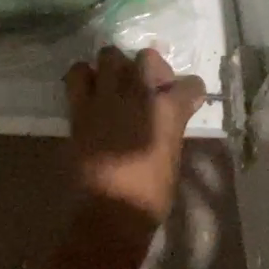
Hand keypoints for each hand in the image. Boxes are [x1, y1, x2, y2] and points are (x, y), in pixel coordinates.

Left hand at [63, 47, 205, 220]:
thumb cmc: (150, 194)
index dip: (190, 90)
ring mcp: (107, 98)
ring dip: (115, 67)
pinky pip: (77, 74)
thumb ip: (173, 125)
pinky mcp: (81, 108)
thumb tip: (174, 112)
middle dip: (150, 68)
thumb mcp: (172, 157)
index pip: (191, 84)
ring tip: (116, 86)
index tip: (186, 97)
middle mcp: (139, 94)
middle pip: (147, 57)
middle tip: (147, 88)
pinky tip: (91, 92)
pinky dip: (84, 77)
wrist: (110, 213)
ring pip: (109, 55)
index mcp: (169, 110)